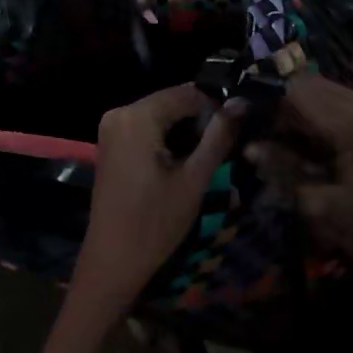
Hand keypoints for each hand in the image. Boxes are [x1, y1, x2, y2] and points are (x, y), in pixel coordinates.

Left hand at [69, 85, 245, 317]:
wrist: (114, 259)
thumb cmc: (155, 221)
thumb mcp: (195, 178)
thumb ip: (219, 136)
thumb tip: (242, 102)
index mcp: (137, 116)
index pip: (188, 93)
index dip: (216, 107)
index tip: (238, 129)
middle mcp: (119, 113)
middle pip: (171, 102)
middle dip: (200, 119)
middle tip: (225, 147)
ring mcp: (110, 128)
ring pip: (160, 115)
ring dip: (185, 130)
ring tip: (206, 157)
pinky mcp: (110, 144)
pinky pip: (145, 128)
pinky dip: (166, 138)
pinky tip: (182, 162)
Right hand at [247, 75, 352, 285]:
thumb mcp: (322, 207)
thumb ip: (285, 170)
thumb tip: (251, 147)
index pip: (298, 92)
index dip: (263, 96)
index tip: (235, 109)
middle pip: (311, 86)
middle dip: (278, 100)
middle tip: (249, 122)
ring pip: (325, 93)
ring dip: (296, 107)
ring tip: (270, 132)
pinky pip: (340, 106)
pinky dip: (315, 116)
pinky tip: (299, 138)